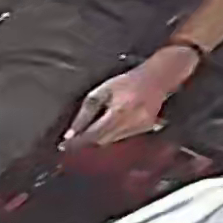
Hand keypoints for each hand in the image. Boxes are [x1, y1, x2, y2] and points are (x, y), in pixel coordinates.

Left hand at [62, 45, 199, 150]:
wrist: (160, 76)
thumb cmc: (126, 82)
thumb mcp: (99, 94)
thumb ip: (84, 115)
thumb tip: (69, 135)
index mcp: (120, 112)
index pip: (93, 135)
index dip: (76, 142)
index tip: (62, 146)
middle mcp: (133, 122)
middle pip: (101, 141)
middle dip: (85, 141)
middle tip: (71, 139)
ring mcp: (142, 126)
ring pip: (110, 140)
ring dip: (98, 138)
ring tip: (90, 128)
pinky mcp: (147, 127)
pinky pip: (121, 137)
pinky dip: (110, 134)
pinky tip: (108, 124)